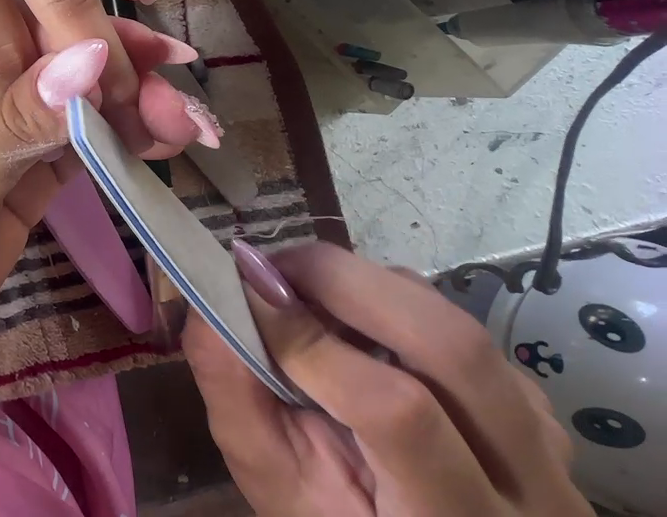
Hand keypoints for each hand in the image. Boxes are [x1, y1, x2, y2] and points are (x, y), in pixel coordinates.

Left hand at [0, 22, 204, 377]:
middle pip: (53, 68)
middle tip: (184, 105)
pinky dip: (118, 148)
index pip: (14, 30)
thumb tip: (92, 53)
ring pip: (73, 111)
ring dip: (130, 112)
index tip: (156, 50)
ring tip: (191, 125)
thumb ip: (20, 122)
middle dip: (120, 77)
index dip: (86, 34)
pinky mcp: (18, 184)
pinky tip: (161, 142)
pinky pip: (76, 154)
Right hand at [185, 241, 590, 516]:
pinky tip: (347, 328)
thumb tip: (207, 302)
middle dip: (340, 281)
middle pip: (448, 343)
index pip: (394, 409)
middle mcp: (528, 482)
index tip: (238, 289)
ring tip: (297, 294)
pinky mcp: (536, 403)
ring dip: (361, 285)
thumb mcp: (270, 480)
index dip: (306, 338)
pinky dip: (388, 303)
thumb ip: (236, 395)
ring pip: (456, 322)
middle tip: (265, 269)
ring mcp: (545, 438)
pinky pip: (460, 324)